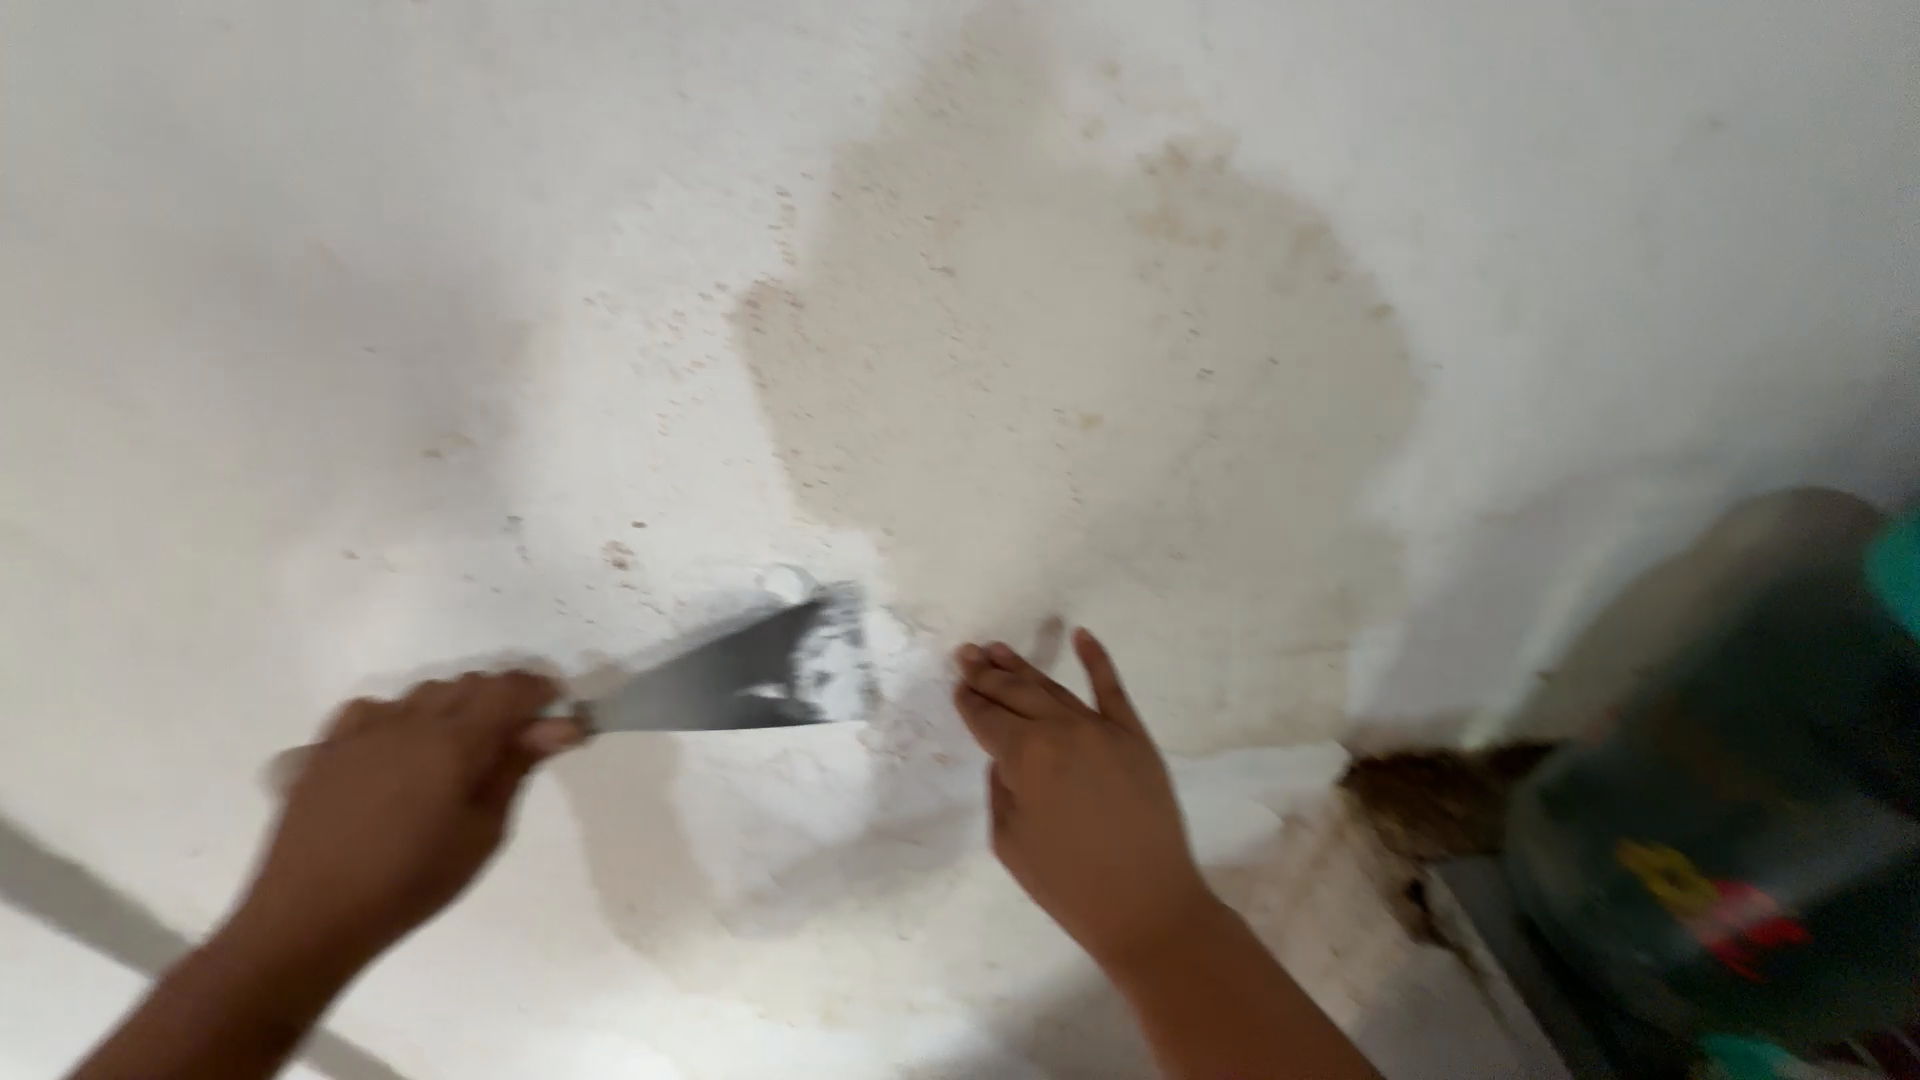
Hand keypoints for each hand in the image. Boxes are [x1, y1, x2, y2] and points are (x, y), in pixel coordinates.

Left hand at [227, 671, 584, 966]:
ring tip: (458, 748)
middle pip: (472, 682)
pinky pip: (371, 709)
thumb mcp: (485, 830)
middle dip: (503, 699)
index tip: (557, 714)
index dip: (541, 691)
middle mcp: (410, 723)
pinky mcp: (324, 750)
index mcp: (456, 742)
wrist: (307, 922)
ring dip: (454, 705)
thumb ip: (518, 767)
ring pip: (425, 691)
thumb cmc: (413, 882)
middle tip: (515, 740)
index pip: (512, 688)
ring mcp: (361, 733)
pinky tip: (398, 749)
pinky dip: (398, 717)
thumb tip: (561, 724)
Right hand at [954, 629, 1218, 969]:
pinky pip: (1111, 689)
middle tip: (967, 653)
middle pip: (1015, 695)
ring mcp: (1101, 728)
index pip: (987, 719)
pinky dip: (1096, 659)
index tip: (958, 685)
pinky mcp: (1134, 736)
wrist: (1147, 907)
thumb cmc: (1068, 885)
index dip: (969, 701)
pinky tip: (1081, 635)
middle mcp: (1060, 730)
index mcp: (1025, 757)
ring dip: (1023, 667)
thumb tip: (1007, 756)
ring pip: (1053, 689)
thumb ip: (1000, 787)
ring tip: (999, 649)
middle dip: (986, 674)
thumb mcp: (1009, 842)